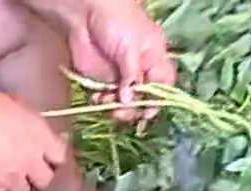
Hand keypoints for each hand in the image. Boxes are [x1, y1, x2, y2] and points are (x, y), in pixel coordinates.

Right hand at [0, 92, 66, 190]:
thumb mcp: (23, 108)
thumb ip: (34, 126)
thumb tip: (37, 133)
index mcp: (42, 139)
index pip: (60, 156)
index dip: (57, 158)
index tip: (52, 157)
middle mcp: (31, 162)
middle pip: (46, 181)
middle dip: (42, 178)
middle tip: (35, 174)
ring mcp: (11, 178)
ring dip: (21, 188)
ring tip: (15, 182)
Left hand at [69, 0, 176, 121]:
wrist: (87, 17)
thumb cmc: (117, 22)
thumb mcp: (130, 47)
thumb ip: (131, 75)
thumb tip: (130, 100)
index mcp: (154, 57)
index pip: (164, 83)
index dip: (158, 100)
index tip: (146, 113)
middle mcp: (139, 70)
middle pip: (141, 99)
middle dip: (131, 109)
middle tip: (118, 111)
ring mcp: (119, 78)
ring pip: (122, 103)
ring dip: (113, 107)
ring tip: (103, 99)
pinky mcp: (101, 82)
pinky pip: (104, 101)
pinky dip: (100, 103)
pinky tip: (95, 96)